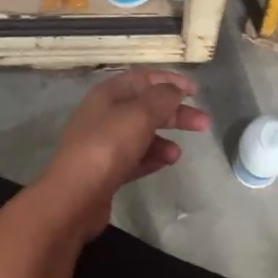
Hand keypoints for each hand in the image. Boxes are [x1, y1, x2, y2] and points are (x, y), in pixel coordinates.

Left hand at [38, 69, 210, 241]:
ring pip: (142, 134)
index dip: (170, 81)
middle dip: (175, 113)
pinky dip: (152, 158)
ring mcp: (104, 145)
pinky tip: (166, 163)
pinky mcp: (106, 172)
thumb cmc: (108, 147)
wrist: (74, 199)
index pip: (143, 78)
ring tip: (179, 153)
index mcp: (108, 94)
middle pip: (146, 107)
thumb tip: (176, 90)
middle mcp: (105, 116)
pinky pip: (135, 158)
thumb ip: (162, 97)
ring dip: (164, 139)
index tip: (195, 91)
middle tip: (203, 122)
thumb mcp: (140, 114)